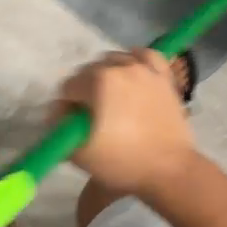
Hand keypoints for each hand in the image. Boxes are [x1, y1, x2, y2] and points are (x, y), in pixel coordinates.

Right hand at [57, 49, 197, 197]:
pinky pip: (145, 56)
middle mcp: (121, 66)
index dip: (66, 108)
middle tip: (91, 117)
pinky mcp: (164, 77)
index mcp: (97, 81)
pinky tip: (132, 74)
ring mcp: (145, 69)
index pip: (68, 88)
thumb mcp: (79, 152)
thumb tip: (57, 113)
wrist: (169, 169)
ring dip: (107, 75)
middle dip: (85, 92)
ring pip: (115, 60)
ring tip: (111, 99)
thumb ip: (60, 128)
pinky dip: (135, 61)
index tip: (72, 125)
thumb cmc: (122, 162)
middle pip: (89, 72)